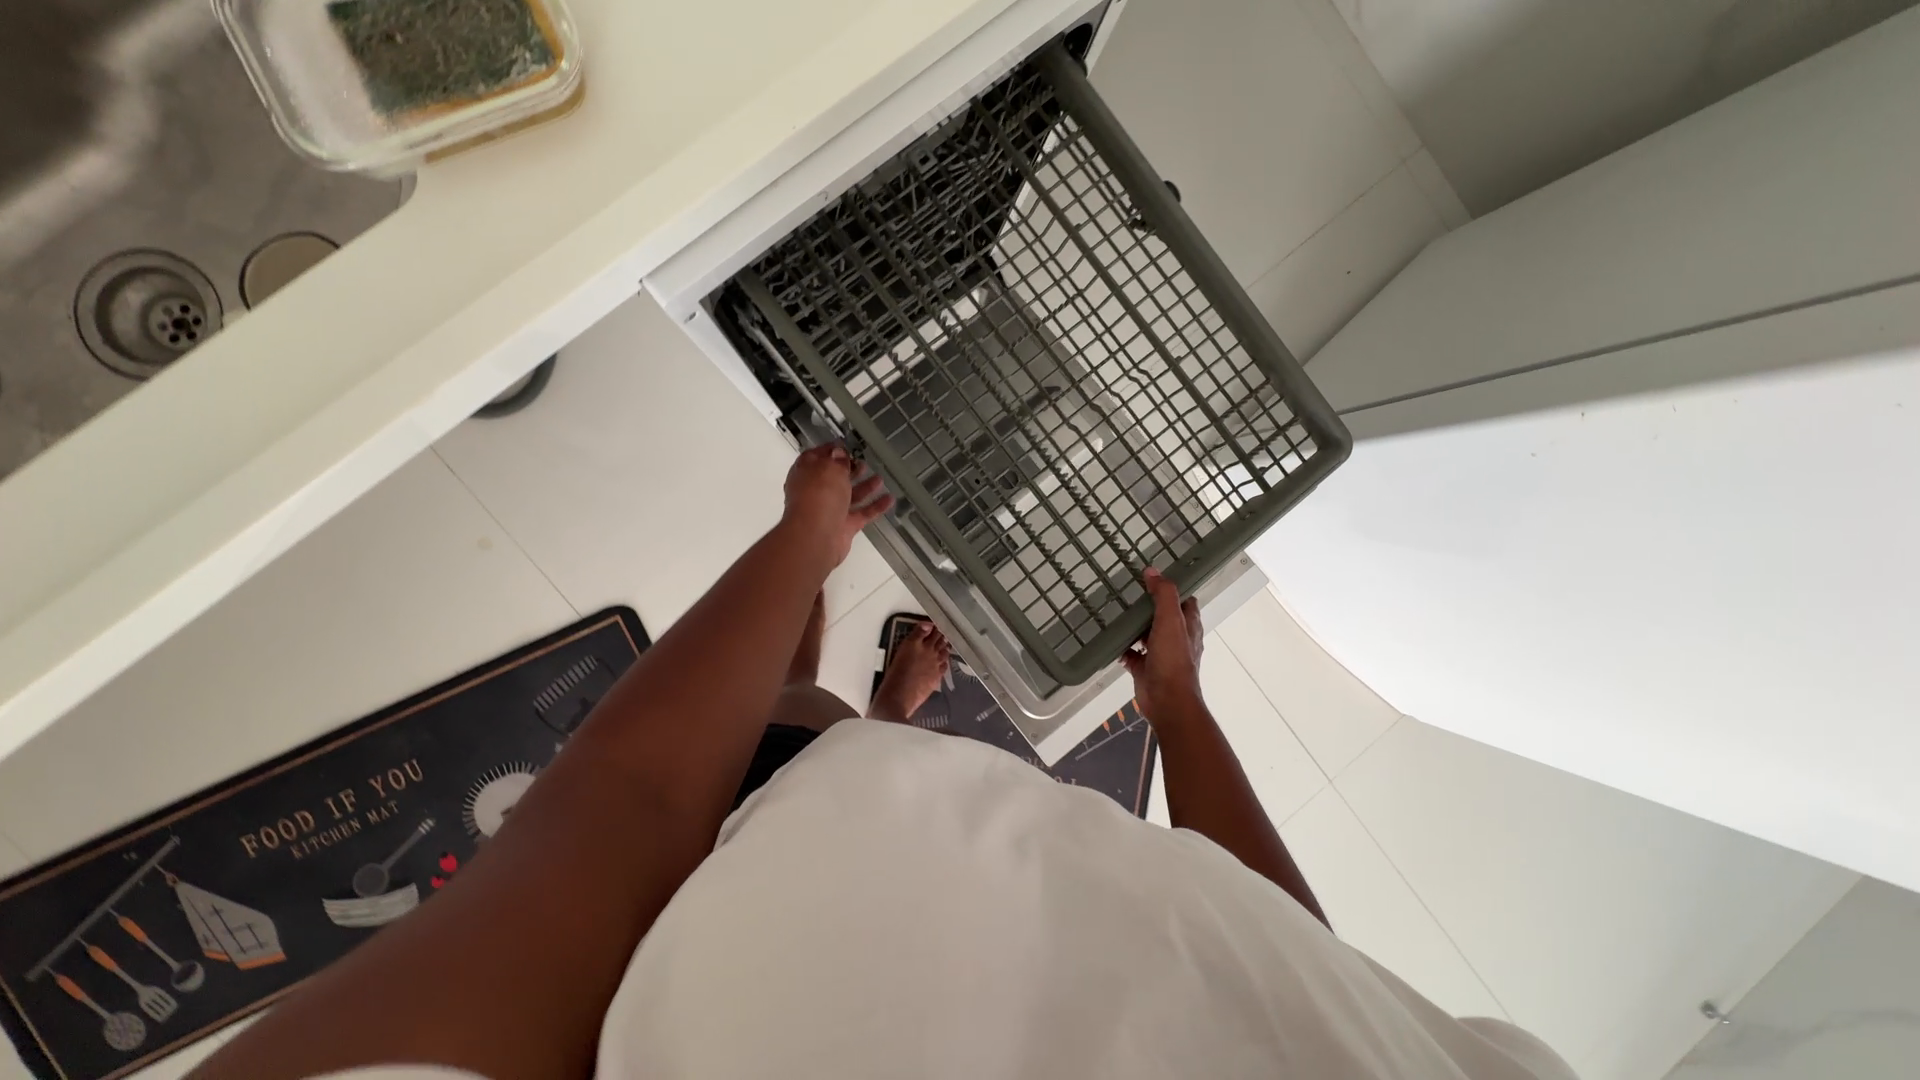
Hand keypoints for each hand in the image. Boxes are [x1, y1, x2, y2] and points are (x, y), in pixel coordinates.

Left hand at [781, 443, 894, 566]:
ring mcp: (829, 510)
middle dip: (849, 469)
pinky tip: (890, 499)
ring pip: (849, 495)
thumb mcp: (830, 469)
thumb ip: (838, 461)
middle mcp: (815, 492)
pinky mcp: (844, 526)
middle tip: (863, 462)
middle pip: (833, 478)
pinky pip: (862, 513)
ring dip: (864, 486)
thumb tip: (839, 453)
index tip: (846, 445)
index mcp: (805, 474)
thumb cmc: (819, 495)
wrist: (816, 536)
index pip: (815, 457)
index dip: (830, 450)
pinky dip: (875, 506)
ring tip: (879, 478)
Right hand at [1121, 567, 1205, 724]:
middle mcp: (1177, 639)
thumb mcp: (1170, 620)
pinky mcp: (1146, 669)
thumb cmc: (1173, 659)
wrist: (1167, 700)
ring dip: (1134, 626)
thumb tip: (1152, 571)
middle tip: (1128, 590)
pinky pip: (1132, 655)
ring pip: (1147, 634)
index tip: (1153, 576)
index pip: (1184, 600)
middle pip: (1163, 616)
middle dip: (1149, 605)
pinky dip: (1123, 648)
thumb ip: (1163, 594)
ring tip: (1116, 610)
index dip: (1172, 587)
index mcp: (1188, 626)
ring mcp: (1161, 655)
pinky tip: (1110, 640)